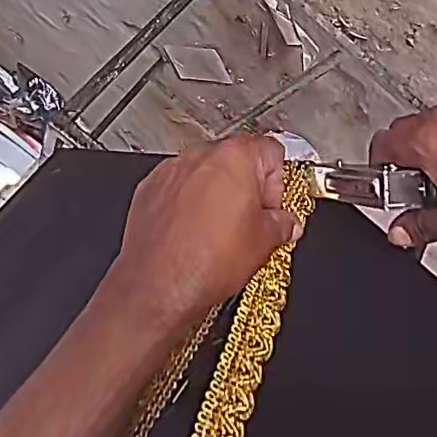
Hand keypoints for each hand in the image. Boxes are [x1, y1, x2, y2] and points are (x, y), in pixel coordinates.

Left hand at [99, 136, 303, 325]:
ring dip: (216, 195)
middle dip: (247, 188)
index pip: (272, 151)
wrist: (157, 286)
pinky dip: (187, 204)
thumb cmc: (205, 261)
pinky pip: (178, 187)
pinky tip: (193, 233)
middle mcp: (200, 156)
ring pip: (205, 174)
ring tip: (219, 233)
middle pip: (237, 160)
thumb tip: (286, 223)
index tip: (273, 208)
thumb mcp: (263, 243)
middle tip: (250, 222)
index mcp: (235, 158)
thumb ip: (282, 223)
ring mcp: (171, 170)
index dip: (278, 182)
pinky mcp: (150, 188)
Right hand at [369, 104, 436, 249]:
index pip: (379, 147)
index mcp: (425, 141)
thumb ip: (422, 227)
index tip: (393, 192)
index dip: (380, 173)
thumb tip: (401, 231)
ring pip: (428, 130)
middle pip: (401, 136)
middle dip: (404, 164)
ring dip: (429, 155)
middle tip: (422, 192)